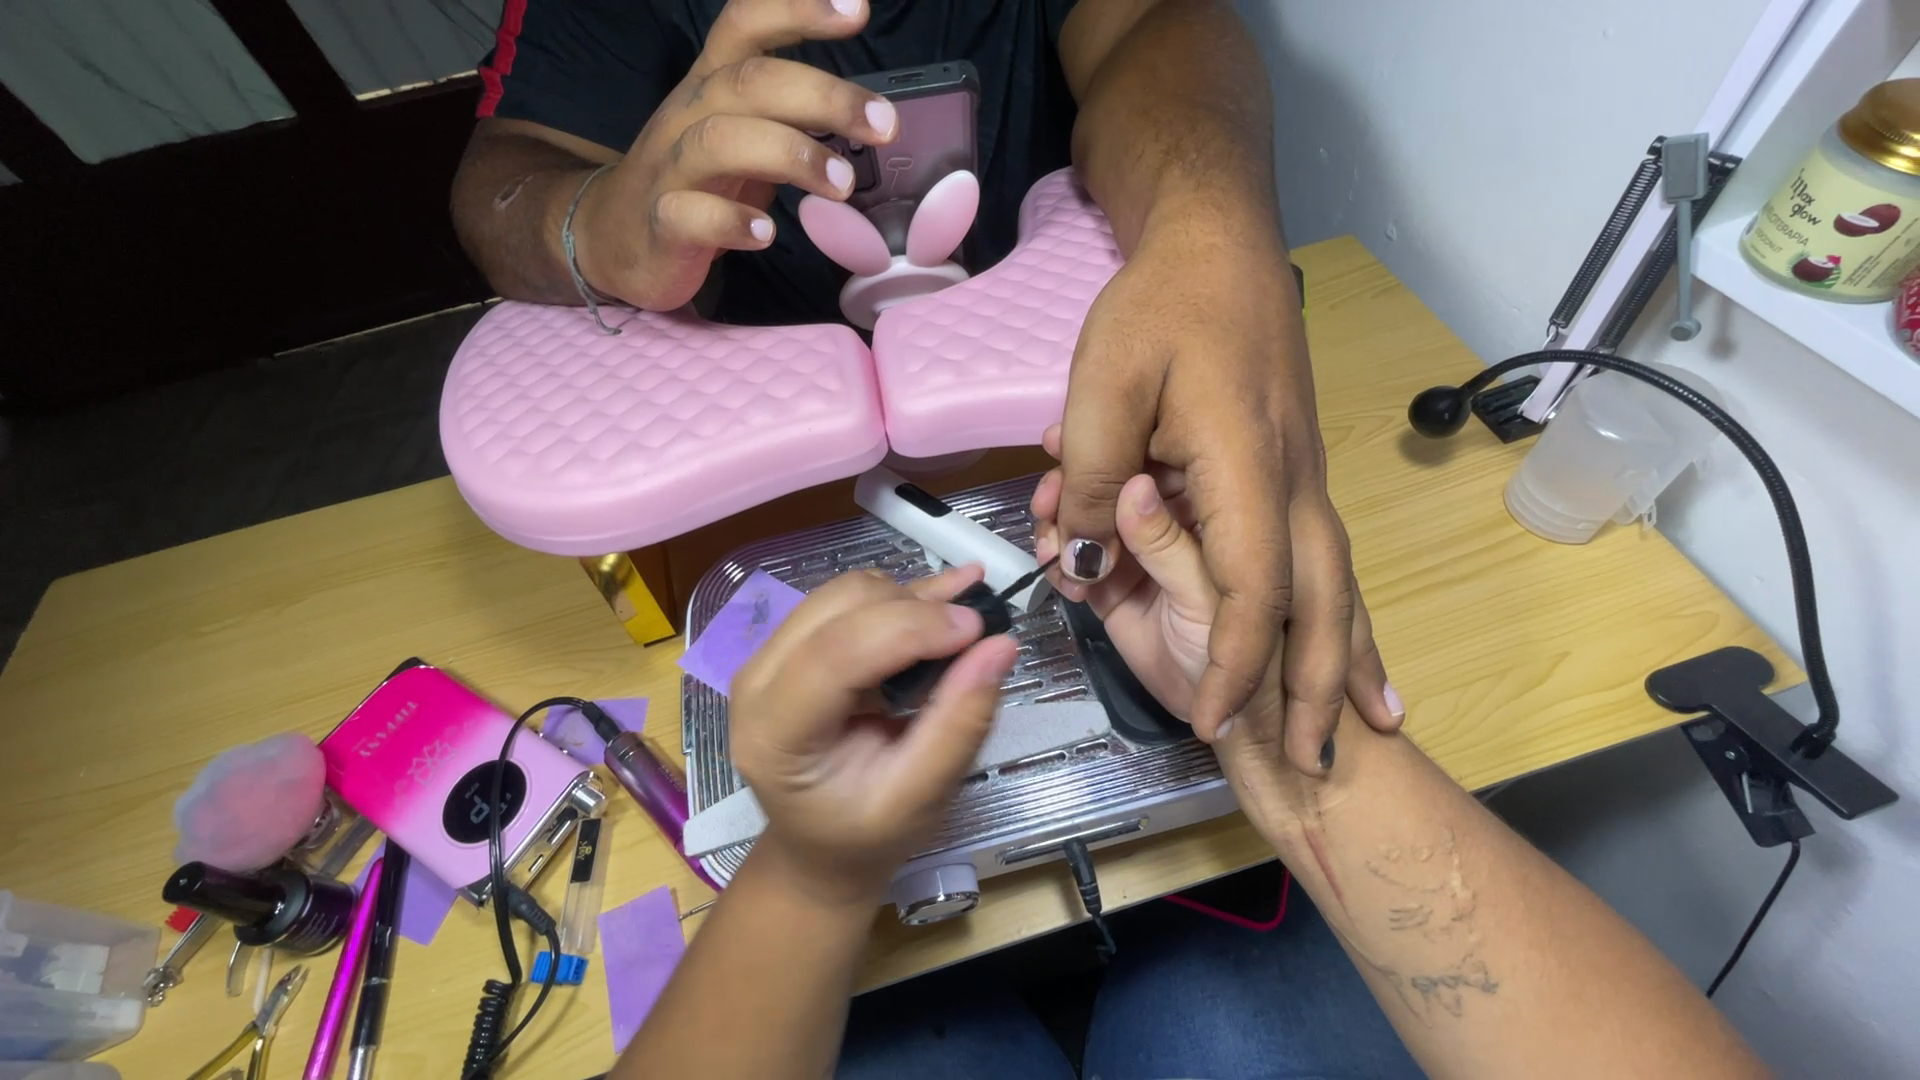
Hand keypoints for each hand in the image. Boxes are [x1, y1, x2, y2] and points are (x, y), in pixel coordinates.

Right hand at [570, 0, 897, 311]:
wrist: (617, 237)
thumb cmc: (698, 182)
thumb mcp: (743, 135)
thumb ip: (792, 119)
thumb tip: (868, 118)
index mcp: (713, 85)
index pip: (746, 24)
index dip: (798, 8)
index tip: (859, 9)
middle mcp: (689, 115)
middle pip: (750, 82)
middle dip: (823, 96)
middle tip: (885, 125)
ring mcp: (671, 169)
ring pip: (720, 141)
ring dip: (790, 155)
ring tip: (842, 185)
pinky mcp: (662, 226)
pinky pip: (689, 215)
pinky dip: (731, 222)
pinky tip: (767, 234)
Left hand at [727, 566, 1018, 904]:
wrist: (821, 843)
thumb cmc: (866, 832)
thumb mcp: (921, 799)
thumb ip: (959, 724)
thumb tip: (1000, 646)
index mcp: (774, 734)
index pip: (836, 654)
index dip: (910, 628)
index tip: (977, 628)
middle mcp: (756, 680)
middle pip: (840, 608)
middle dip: (916, 609)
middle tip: (976, 632)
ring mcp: (769, 654)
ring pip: (847, 591)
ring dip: (910, 599)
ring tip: (960, 626)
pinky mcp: (792, 640)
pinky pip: (849, 596)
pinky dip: (901, 595)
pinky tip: (947, 595)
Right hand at [1040, 469, 1310, 814]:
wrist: (1224, 722)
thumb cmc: (1246, 659)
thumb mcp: (1206, 596)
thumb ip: (1169, 545)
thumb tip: (1131, 487)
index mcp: (1214, 508)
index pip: (1154, 462)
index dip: (1109, 450)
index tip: (1064, 440)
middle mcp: (1172, 518)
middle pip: (1112, 483)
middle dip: (1073, 481)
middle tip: (1046, 486)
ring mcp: (1137, 549)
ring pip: (1088, 517)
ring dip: (1059, 519)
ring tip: (1043, 526)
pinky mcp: (1110, 583)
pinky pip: (1074, 560)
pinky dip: (1057, 558)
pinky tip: (1049, 561)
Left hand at [1042, 223, 1402, 773]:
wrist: (1218, 245)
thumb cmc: (1159, 308)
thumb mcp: (1101, 388)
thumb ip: (1094, 481)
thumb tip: (1091, 563)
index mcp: (1248, 470)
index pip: (1254, 588)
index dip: (1238, 663)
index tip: (1216, 723)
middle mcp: (1293, 484)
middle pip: (1323, 597)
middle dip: (1315, 684)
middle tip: (1314, 760)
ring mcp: (1301, 475)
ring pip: (1334, 578)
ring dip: (1342, 655)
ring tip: (1360, 726)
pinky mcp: (1290, 467)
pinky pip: (1319, 552)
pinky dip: (1337, 606)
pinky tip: (1351, 638)